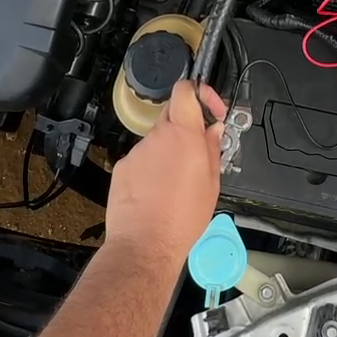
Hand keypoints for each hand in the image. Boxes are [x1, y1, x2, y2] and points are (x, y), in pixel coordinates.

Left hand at [104, 80, 225, 268]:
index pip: (185, 91)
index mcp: (184, 135)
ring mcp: (137, 151)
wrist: (145, 245)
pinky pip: (141, 159)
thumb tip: (213, 131)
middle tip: (196, 150)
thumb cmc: (180, 220)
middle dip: (186, 128)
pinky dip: (151, 169)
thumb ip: (212, 149)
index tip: (210, 109)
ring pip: (157, 140)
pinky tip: (157, 192)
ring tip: (176, 183)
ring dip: (168, 152)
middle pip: (172, 115)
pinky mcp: (123, 167)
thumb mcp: (211, 183)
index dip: (200, 93)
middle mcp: (158, 137)